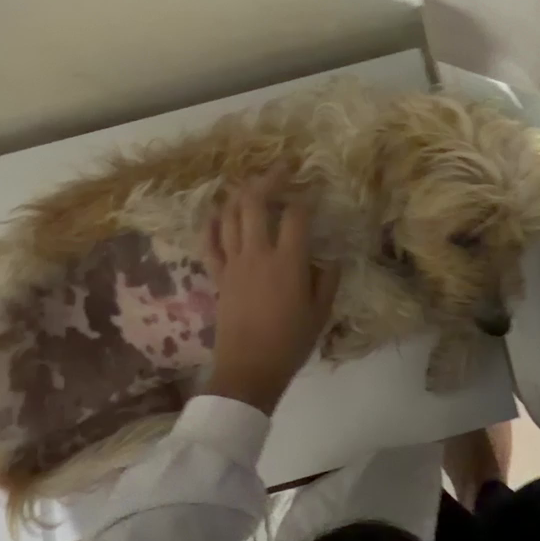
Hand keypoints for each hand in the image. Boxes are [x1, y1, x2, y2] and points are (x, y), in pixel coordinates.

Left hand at [200, 176, 340, 413]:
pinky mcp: (218, 276)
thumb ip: (328, 279)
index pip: (296, 215)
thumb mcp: (321, 313)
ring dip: (240, 195)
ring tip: (252, 185)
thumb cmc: (290, 343)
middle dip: (269, 179)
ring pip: (230, 216)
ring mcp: (233, 262)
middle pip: (256, 202)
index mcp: (288, 261)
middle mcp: (258, 253)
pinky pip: (209, 243)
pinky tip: (217, 213)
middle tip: (282, 168)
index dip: (306, 197)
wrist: (248, 371)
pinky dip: (212, 224)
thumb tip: (329, 258)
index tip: (314, 189)